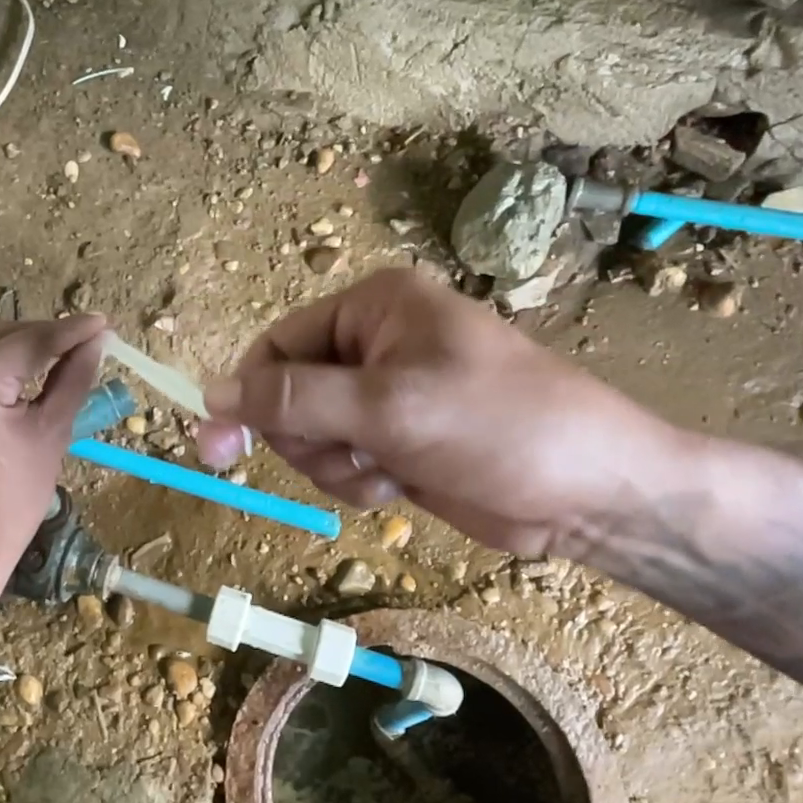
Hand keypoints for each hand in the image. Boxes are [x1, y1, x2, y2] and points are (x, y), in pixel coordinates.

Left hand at [0, 314, 106, 559]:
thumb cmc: (12, 498)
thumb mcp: (51, 433)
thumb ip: (73, 377)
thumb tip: (96, 339)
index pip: (32, 341)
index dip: (71, 331)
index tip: (101, 323)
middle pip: (0, 332)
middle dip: (41, 334)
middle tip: (77, 342)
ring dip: (2, 332)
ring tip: (35, 347)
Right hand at [194, 269, 686, 555]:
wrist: (592, 494)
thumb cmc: (498, 427)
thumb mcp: (385, 407)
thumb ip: (291, 399)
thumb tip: (210, 394)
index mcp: (373, 308)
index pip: (275, 345)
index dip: (246, 396)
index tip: (217, 449)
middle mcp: (374, 343)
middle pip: (286, 394)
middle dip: (308, 436)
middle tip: (350, 453)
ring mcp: (385, 395)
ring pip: (309, 435)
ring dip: (336, 463)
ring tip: (388, 468)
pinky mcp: (396, 439)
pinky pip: (340, 461)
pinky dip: (359, 479)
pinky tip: (402, 482)